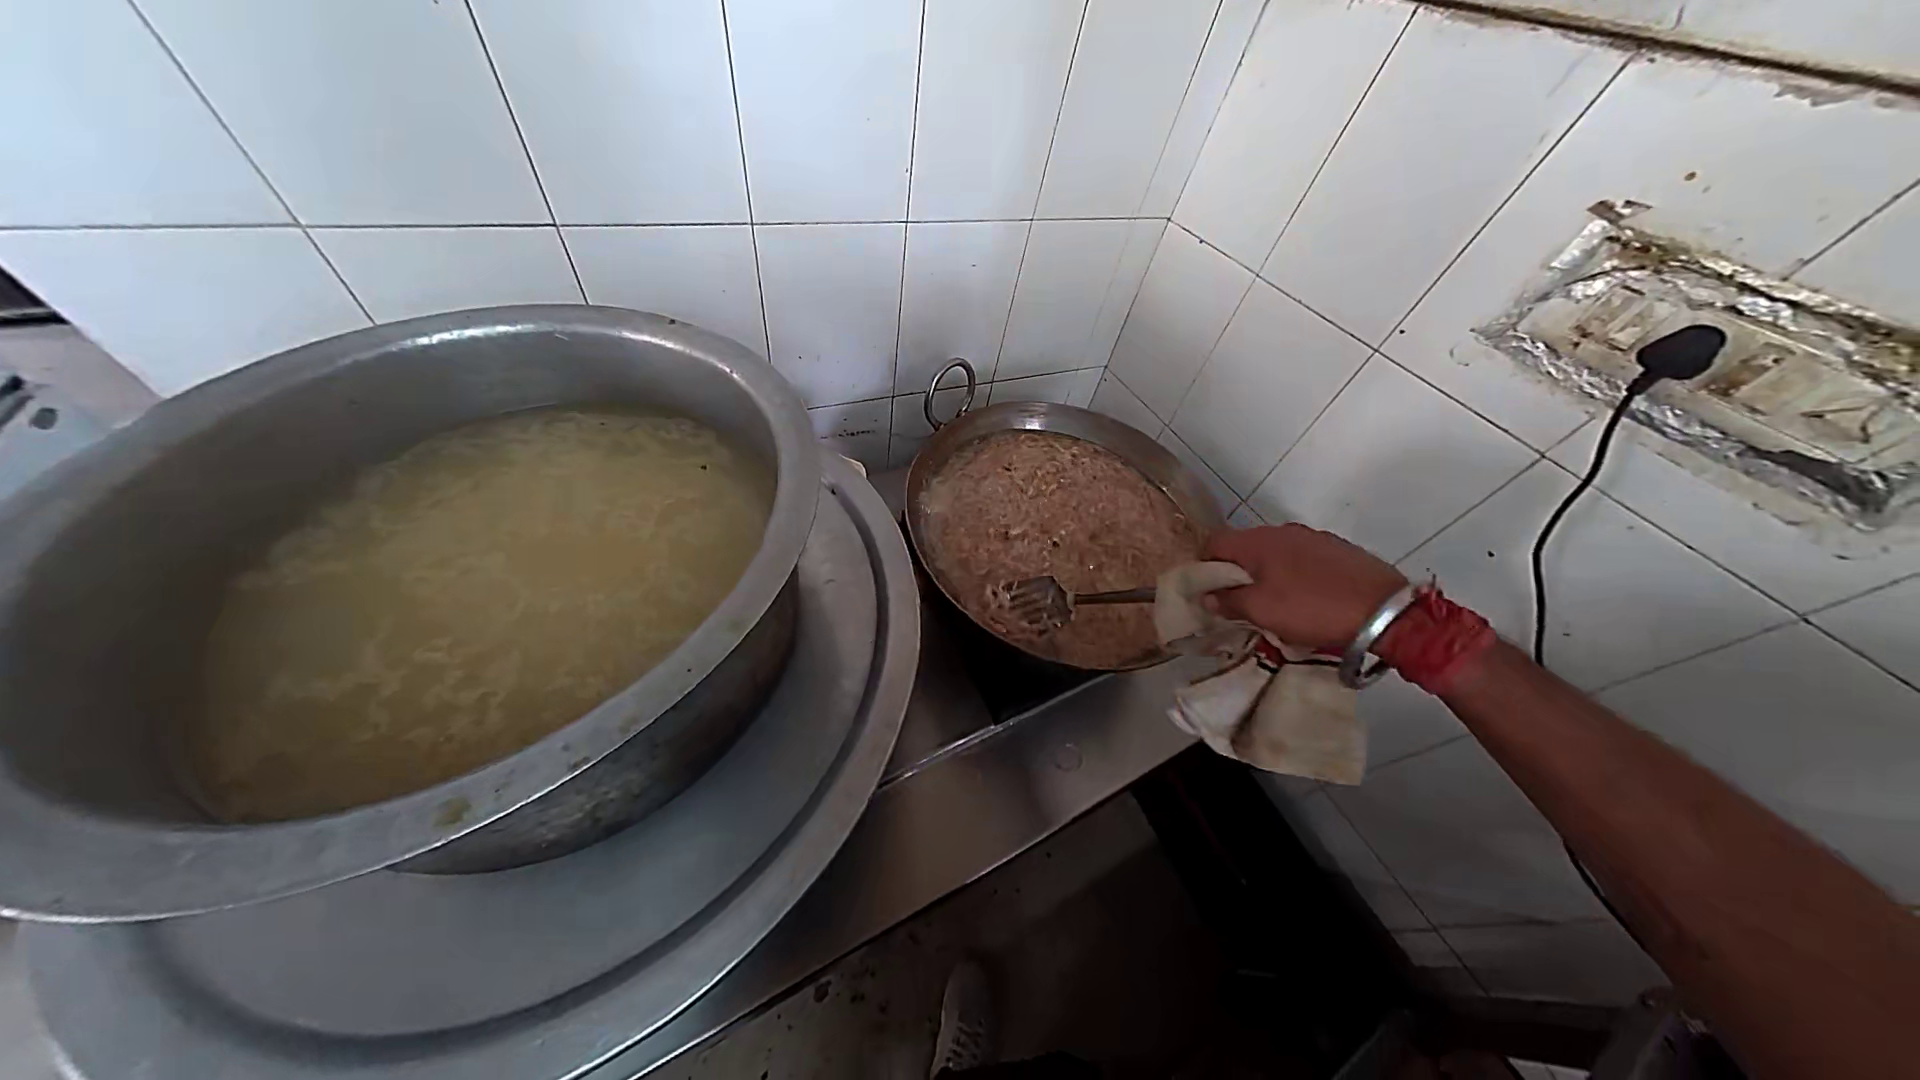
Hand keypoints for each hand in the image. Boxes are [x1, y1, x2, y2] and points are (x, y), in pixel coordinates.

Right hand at [1203, 524, 1407, 651]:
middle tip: (1238, 603)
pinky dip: (1293, 575)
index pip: (1214, 542)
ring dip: (1266, 574)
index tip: (1208, 592)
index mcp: (1258, 541)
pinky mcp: (1338, 550)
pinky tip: (1305, 599)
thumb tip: (1207, 596)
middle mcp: (1283, 531)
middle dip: (1236, 573)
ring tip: (1273, 604)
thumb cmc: (1312, 609)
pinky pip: (1301, 559)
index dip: (1204, 566)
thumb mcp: (1261, 611)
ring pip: (1274, 553)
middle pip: (1244, 547)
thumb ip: (1228, 601)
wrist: (1386, 613)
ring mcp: (1314, 538)